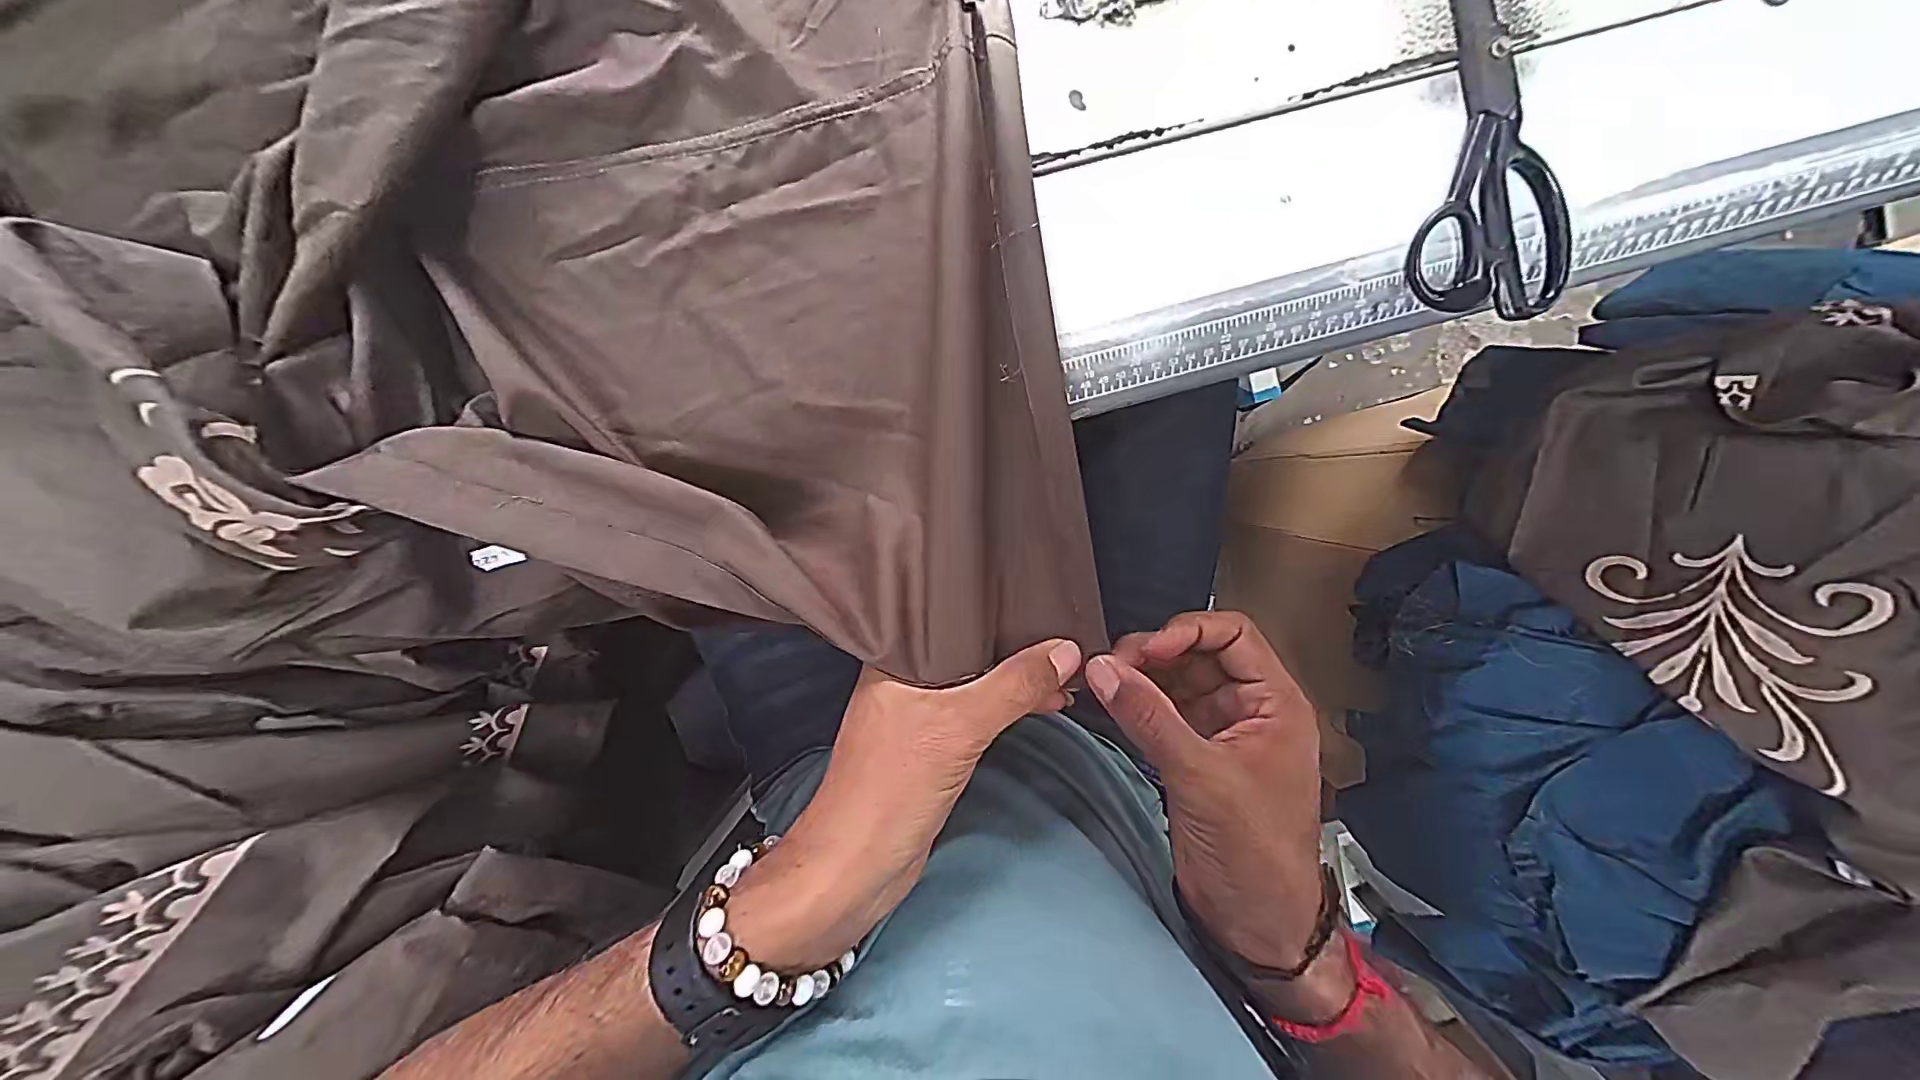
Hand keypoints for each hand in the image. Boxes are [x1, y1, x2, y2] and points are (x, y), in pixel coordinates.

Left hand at [725, 638, 1082, 972]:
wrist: (858, 868)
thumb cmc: (884, 794)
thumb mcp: (959, 726)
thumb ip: (1012, 686)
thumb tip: (1062, 652)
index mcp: (894, 660)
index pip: (952, 620)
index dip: (998, 613)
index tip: (1043, 612)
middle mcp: (902, 682)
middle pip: (969, 652)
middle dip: (1014, 651)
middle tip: (1060, 648)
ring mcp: (915, 716)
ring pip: (975, 684)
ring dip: (1014, 682)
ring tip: (1058, 676)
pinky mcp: (929, 748)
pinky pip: (976, 715)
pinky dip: (1005, 709)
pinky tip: (1033, 706)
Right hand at [1085, 612, 1351, 1016]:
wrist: (1254, 922)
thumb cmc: (1255, 852)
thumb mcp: (1201, 777)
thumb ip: (1150, 717)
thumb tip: (1104, 668)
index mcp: (1274, 703)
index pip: (1233, 635)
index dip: (1188, 632)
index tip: (1147, 650)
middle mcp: (1247, 708)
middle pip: (1197, 653)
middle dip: (1155, 653)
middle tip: (1113, 666)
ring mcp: (1217, 729)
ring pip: (1175, 680)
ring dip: (1140, 676)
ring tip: (1105, 681)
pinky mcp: (1191, 752)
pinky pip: (1160, 710)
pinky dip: (1135, 702)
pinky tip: (1110, 701)